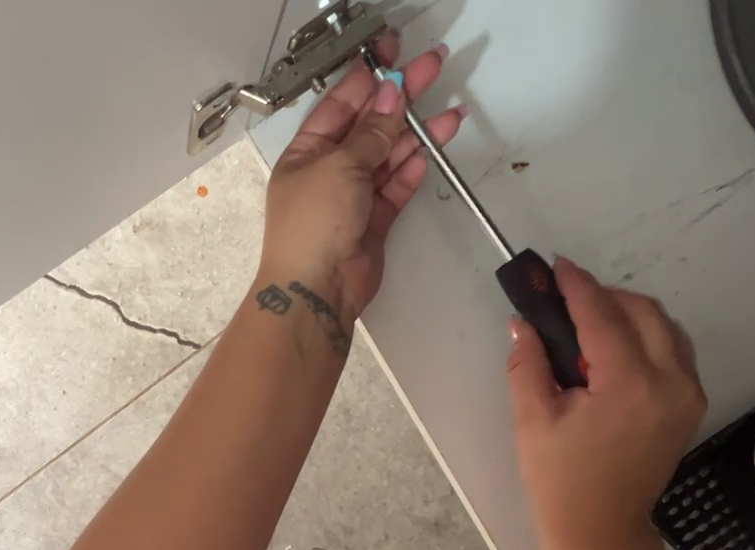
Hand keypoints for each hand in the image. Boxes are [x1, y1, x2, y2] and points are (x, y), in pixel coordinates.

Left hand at [260, 35, 466, 326]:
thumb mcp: (339, 166)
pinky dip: (411, 171)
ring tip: (449, 115)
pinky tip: (430, 152)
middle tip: (433, 69)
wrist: (316, 290)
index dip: (368, 79)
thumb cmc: (313, 225)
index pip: (339, 106)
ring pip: (387, 158)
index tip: (395, 55)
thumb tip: (390, 95)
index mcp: (305, 154)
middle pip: (368, 128)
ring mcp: (350, 199)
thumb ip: (371, 132)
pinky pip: (394, 189)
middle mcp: (326, 174)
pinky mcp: (372, 223)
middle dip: (400, 100)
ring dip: (415, 135)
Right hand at [507, 259, 706, 549]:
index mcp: (628, 385)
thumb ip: (529, 366)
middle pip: (642, 312)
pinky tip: (614, 350)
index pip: (603, 317)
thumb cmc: (559, 480)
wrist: (600, 528)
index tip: (556, 267)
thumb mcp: (533, 422)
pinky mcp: (691, 403)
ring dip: (628, 314)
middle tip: (565, 300)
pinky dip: (646, 336)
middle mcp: (670, 381)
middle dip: (604, 297)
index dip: (577, 288)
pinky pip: (674, 350)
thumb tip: (522, 325)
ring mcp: (688, 392)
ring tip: (587, 324)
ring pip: (665, 327)